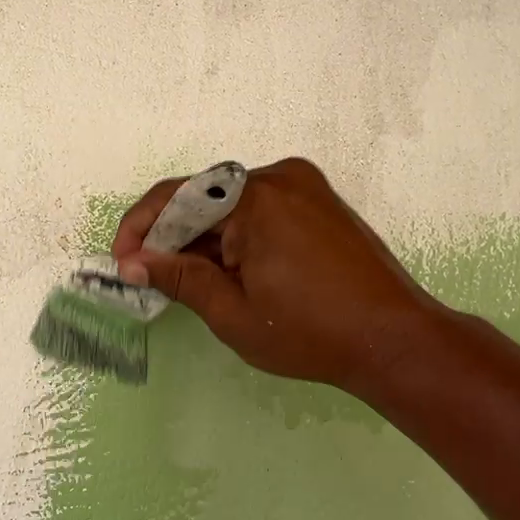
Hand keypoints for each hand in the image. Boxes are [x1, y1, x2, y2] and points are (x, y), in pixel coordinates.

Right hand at [112, 157, 446, 390]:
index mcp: (256, 197)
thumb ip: (179, 278)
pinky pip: (259, 210)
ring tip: (184, 280)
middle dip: (169, 236)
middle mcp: (281, 178)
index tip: (122, 265)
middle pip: (203, 197)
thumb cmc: (311, 332)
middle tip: (148, 275)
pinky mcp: (319, 204)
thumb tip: (134, 263)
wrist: (397, 341)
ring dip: (200, 238)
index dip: (140, 229)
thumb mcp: (232, 312)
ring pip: (230, 204)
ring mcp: (305, 188)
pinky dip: (232, 236)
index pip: (176, 197)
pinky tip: (224, 270)